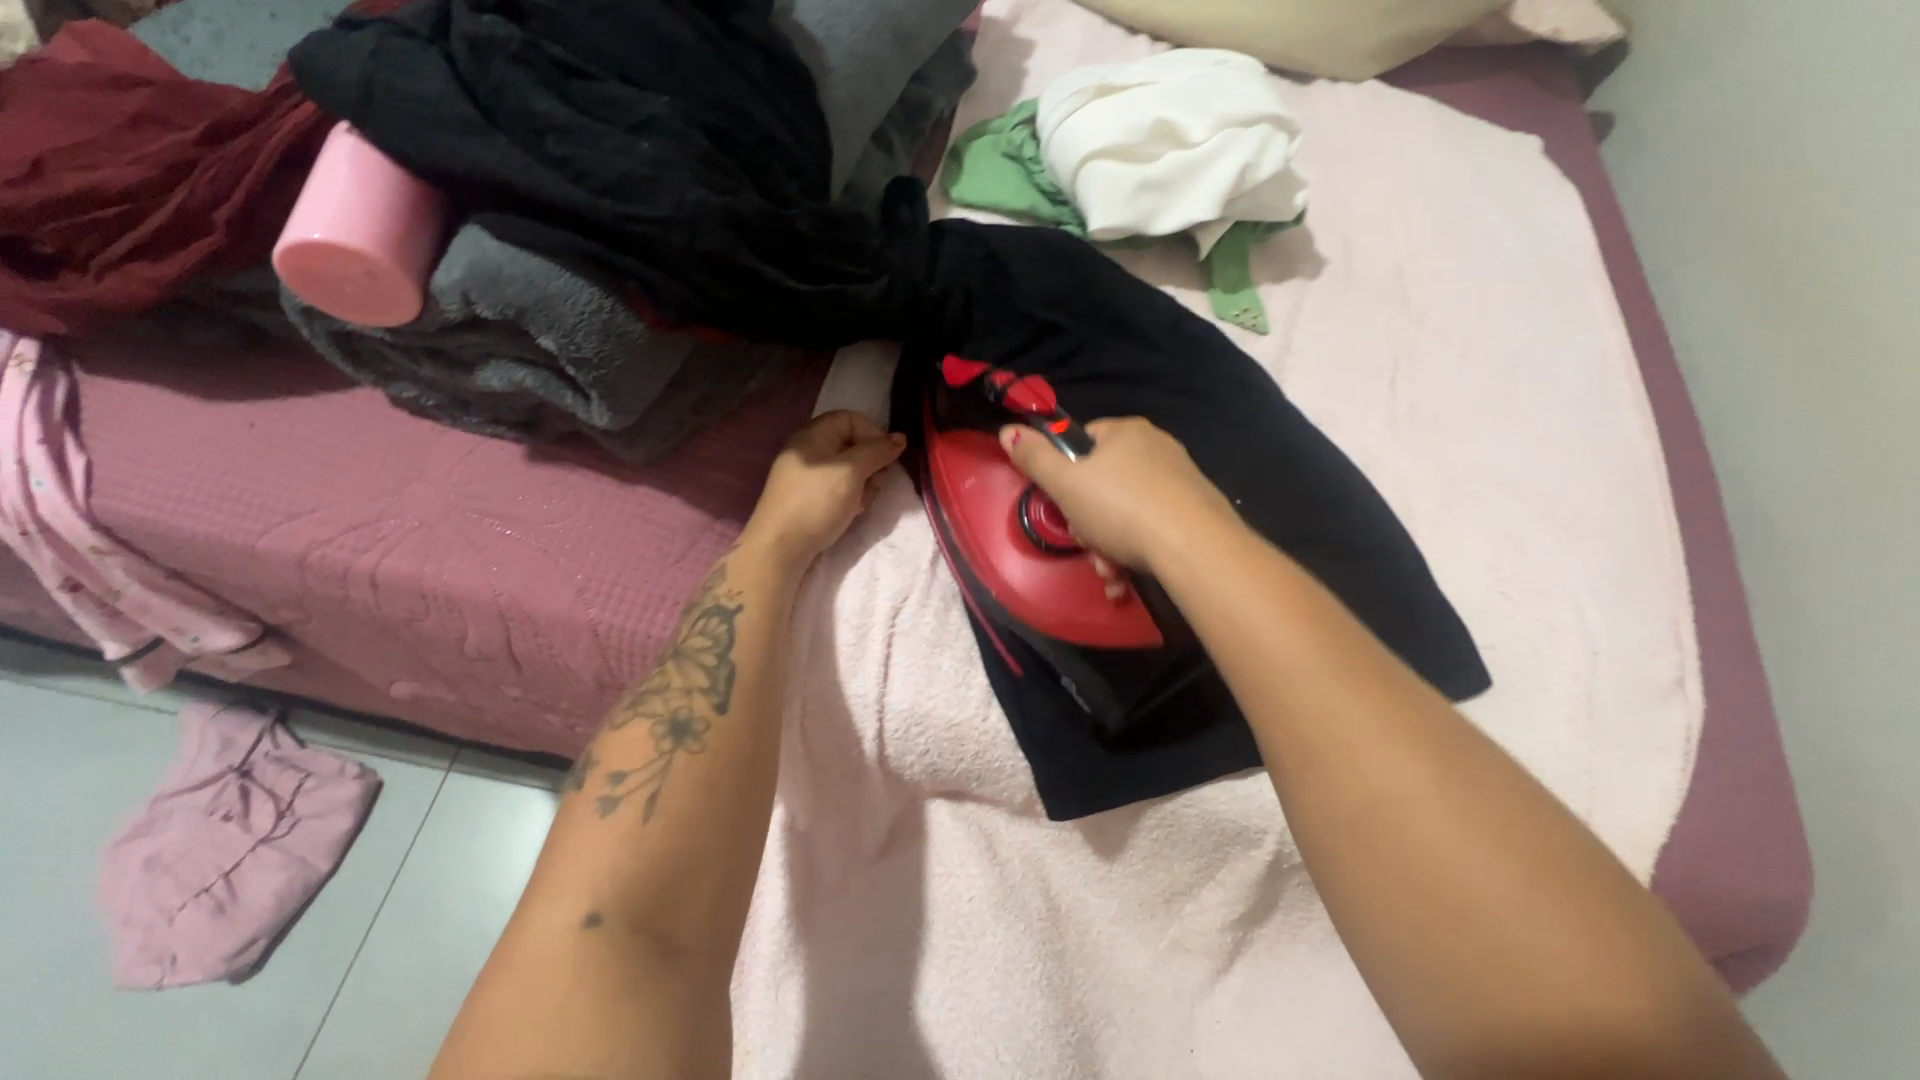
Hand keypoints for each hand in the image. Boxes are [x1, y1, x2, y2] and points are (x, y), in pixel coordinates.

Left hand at [743, 410, 905, 568]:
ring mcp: (806, 476)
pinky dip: (850, 497)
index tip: (887, 458)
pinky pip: (837, 488)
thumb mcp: (851, 472)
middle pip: (851, 445)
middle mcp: (808, 451)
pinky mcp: (807, 499)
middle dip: (871, 463)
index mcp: (813, 436)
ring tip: (862, 503)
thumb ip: (877, 451)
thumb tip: (900, 437)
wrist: (779, 548)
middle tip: (876, 484)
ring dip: (864, 484)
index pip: (850, 419)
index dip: (873, 433)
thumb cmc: (816, 503)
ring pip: (848, 470)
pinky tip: (851, 513)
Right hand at [998, 417, 1237, 575]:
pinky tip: (1125, 579)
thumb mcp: (1065, 484)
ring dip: (1107, 548)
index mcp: (1125, 432)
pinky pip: (1150, 530)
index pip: (1081, 444)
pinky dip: (1133, 555)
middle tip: (1086, 544)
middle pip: (1102, 484)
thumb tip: (1008, 432)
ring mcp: (1178, 482)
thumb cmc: (1121, 508)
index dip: (1063, 476)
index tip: (1060, 504)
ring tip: (1109, 572)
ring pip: (1124, 514)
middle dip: (1087, 524)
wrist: (1194, 547)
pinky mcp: (1194, 513)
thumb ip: (1034, 459)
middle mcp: (1155, 449)